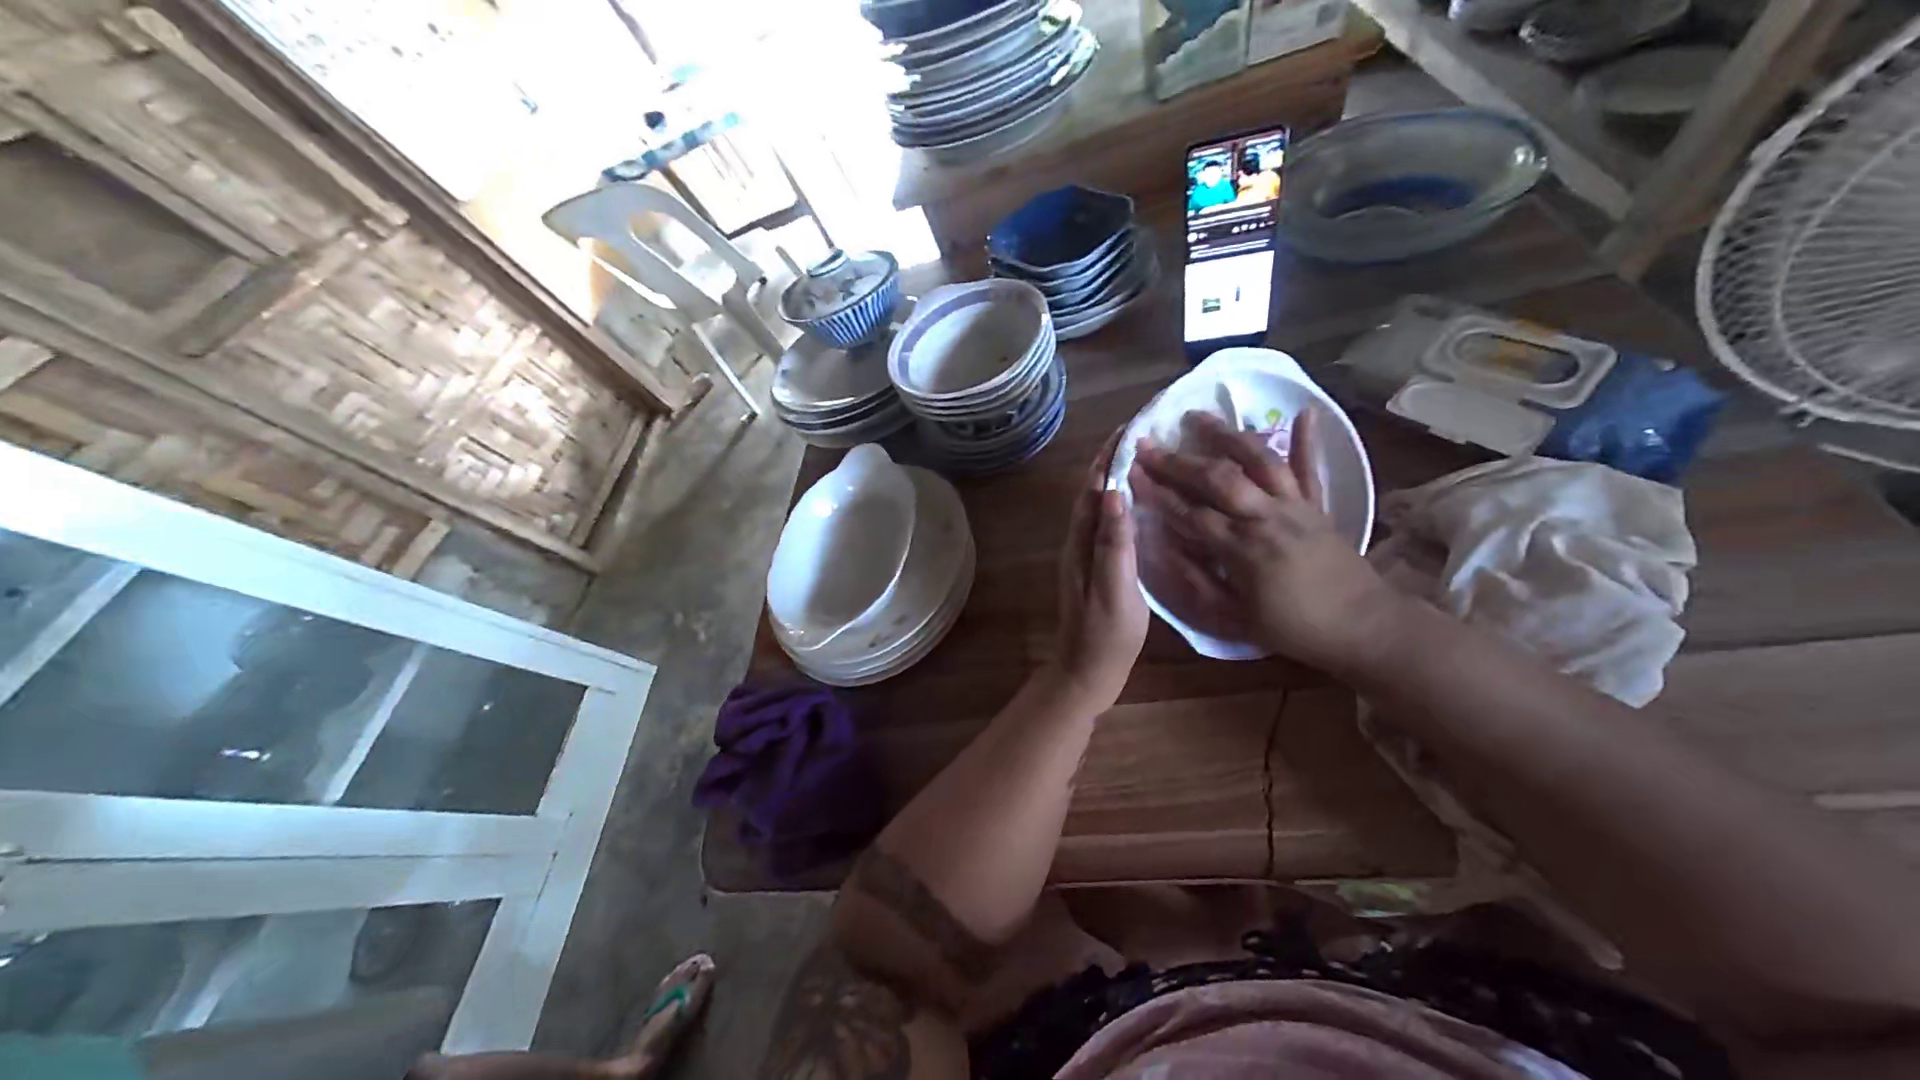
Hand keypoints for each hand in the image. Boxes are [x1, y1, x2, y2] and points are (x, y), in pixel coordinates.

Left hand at [1052, 433, 1149, 708]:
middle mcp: (1078, 540)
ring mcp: (1085, 552)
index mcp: (1081, 542)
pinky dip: (1122, 500)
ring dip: (1117, 474)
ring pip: (1100, 502)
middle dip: (1113, 456)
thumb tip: (1114, 493)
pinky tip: (1141, 500)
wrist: (1086, 672)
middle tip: (1143, 429)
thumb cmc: (1105, 636)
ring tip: (1145, 453)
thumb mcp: (1114, 591)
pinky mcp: (1096, 564)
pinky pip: (1108, 520)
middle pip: (1094, 488)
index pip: (1094, 486)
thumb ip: (1113, 544)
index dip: (1110, 454)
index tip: (1132, 424)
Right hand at [1128, 409, 1401, 672]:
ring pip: (1258, 460)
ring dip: (1226, 435)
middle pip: (1217, 479)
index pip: (1189, 514)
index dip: (1157, 493)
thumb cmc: (1293, 628)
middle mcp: (1266, 518)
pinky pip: (1310, 468)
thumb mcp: (1236, 619)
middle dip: (1178, 461)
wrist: (1361, 626)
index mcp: (1242, 550)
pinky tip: (1305, 412)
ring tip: (1199, 417)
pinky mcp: (1318, 506)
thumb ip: (1198, 583)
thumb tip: (1165, 550)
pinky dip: (1308, 440)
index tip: (1130, 473)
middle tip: (1148, 444)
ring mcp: (1295, 507)